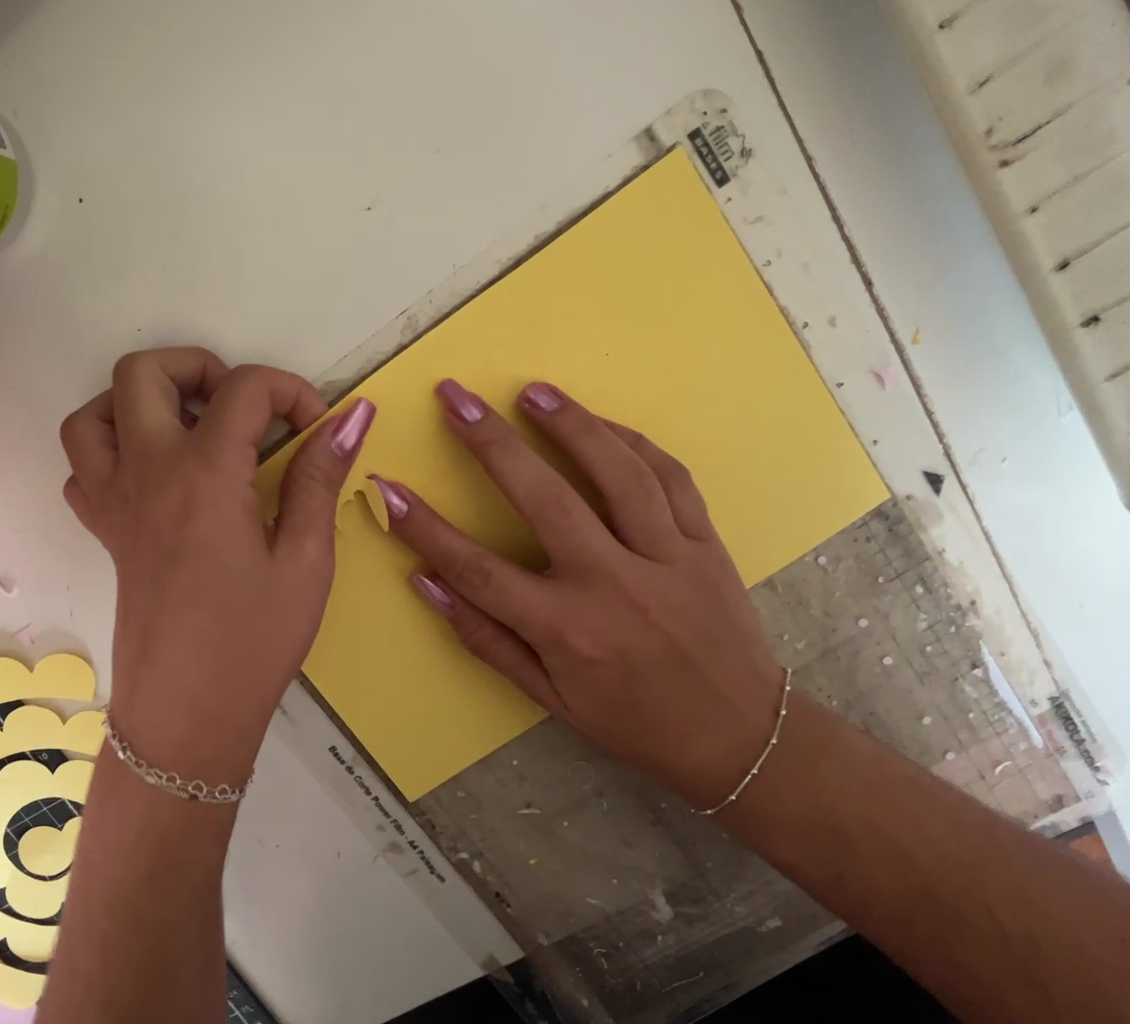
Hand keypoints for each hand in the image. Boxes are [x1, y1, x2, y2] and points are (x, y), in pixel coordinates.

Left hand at [60, 348, 374, 785]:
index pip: (243, 387)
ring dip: (140, 402)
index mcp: (203, 473)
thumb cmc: (253, 642)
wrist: (187, 714)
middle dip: (198, 367)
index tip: (316, 429)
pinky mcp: (104, 532)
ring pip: (95, 413)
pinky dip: (112, 451)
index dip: (291, 391)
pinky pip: (84, 468)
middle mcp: (147, 472)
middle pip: (142, 372)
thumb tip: (351, 415)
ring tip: (191, 429)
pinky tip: (157, 477)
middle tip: (242, 410)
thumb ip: (320, 477)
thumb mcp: (305, 560)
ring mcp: (114, 501)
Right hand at [374, 378, 785, 807]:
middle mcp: (613, 584)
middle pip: (544, 498)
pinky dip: (636, 444)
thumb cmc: (633, 722)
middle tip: (456, 396)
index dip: (425, 527)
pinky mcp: (706, 544)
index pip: (478, 568)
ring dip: (572, 425)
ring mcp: (666, 558)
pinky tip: (604, 424)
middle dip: (492, 442)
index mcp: (567, 629)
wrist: (742, 739)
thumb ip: (486, 638)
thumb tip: (427, 582)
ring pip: (617, 474)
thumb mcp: (550, 699)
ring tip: (532, 391)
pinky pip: (672, 480)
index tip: (388, 487)